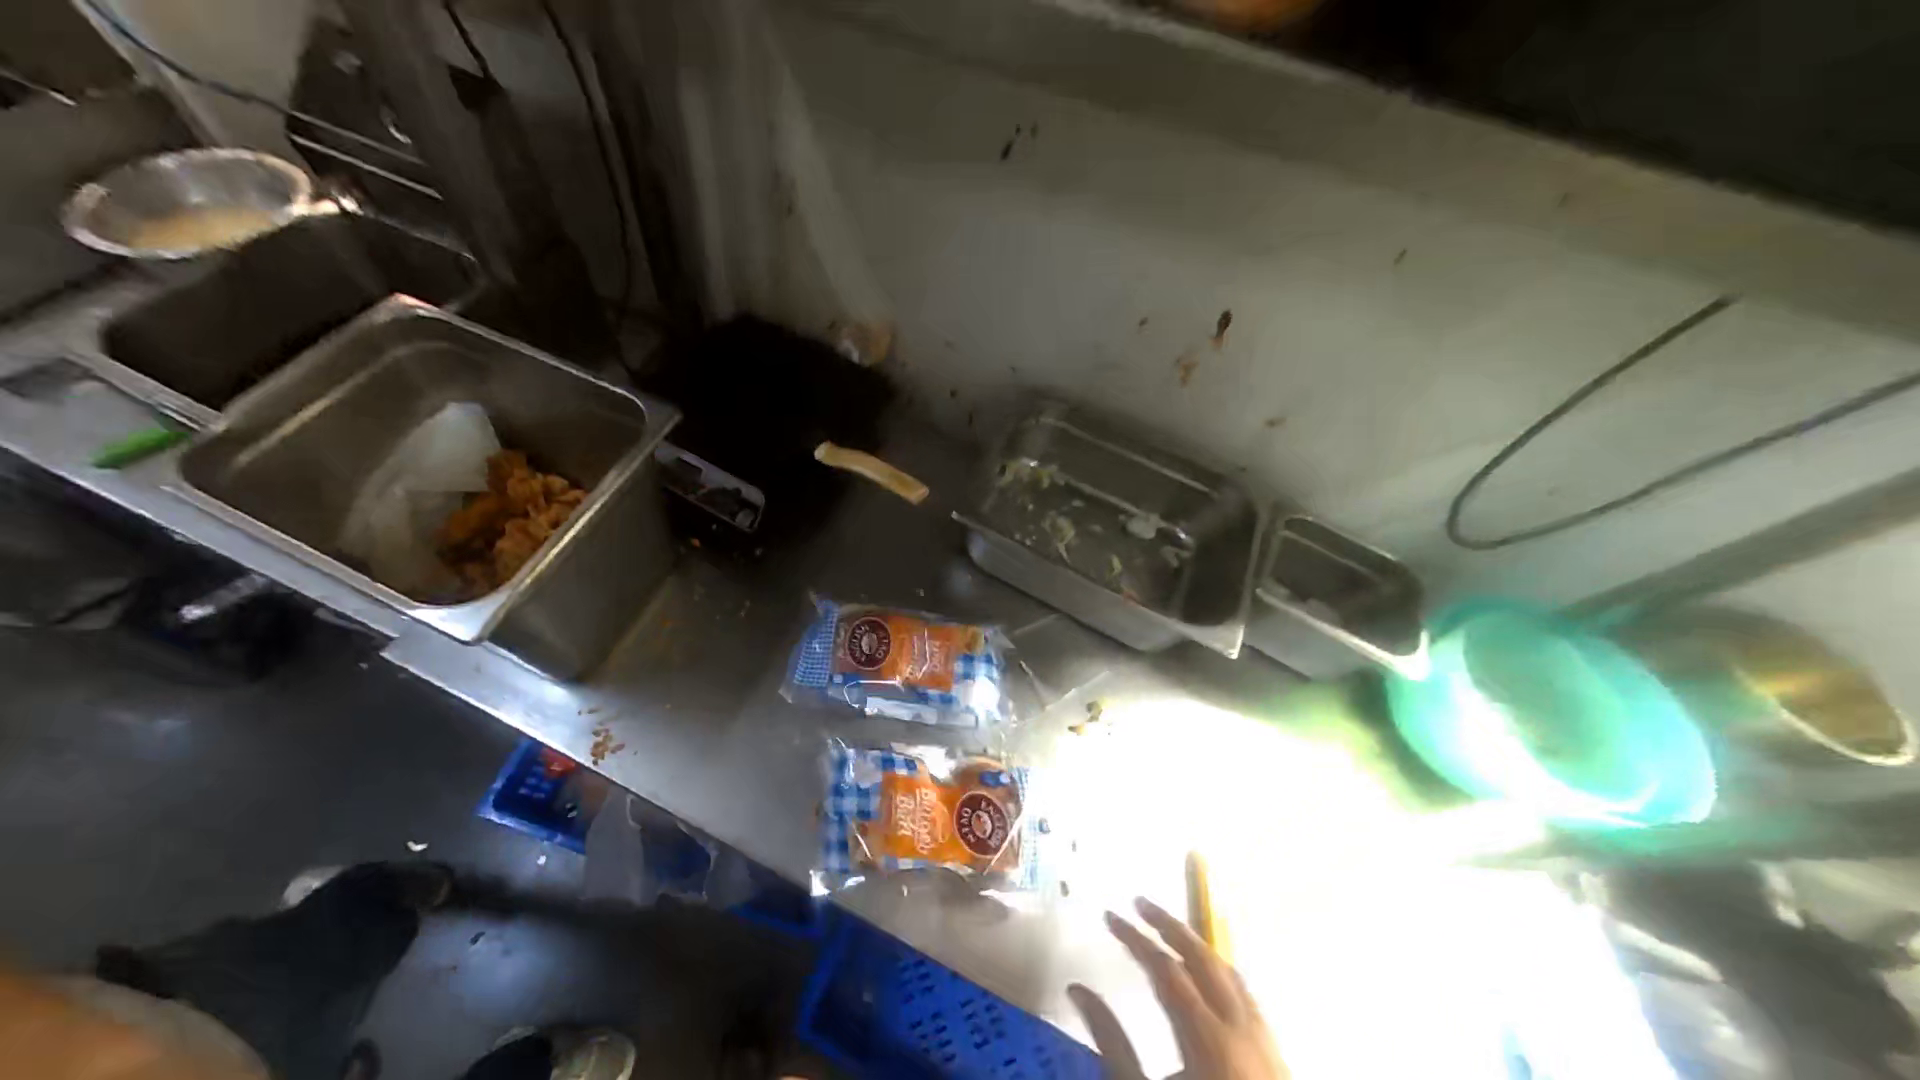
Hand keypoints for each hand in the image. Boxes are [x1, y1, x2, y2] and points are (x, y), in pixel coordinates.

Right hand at [1069, 898, 1288, 1079]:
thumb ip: (1111, 1042)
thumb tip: (1079, 989)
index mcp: (1209, 1041)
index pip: (1166, 969)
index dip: (1136, 938)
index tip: (1110, 916)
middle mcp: (1243, 1032)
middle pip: (1205, 958)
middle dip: (1170, 925)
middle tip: (1139, 902)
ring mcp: (1266, 1046)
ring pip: (1232, 973)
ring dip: (1198, 945)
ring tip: (1167, 929)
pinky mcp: (1278, 1060)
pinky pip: (1246, 996)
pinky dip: (1220, 972)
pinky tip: (1204, 977)